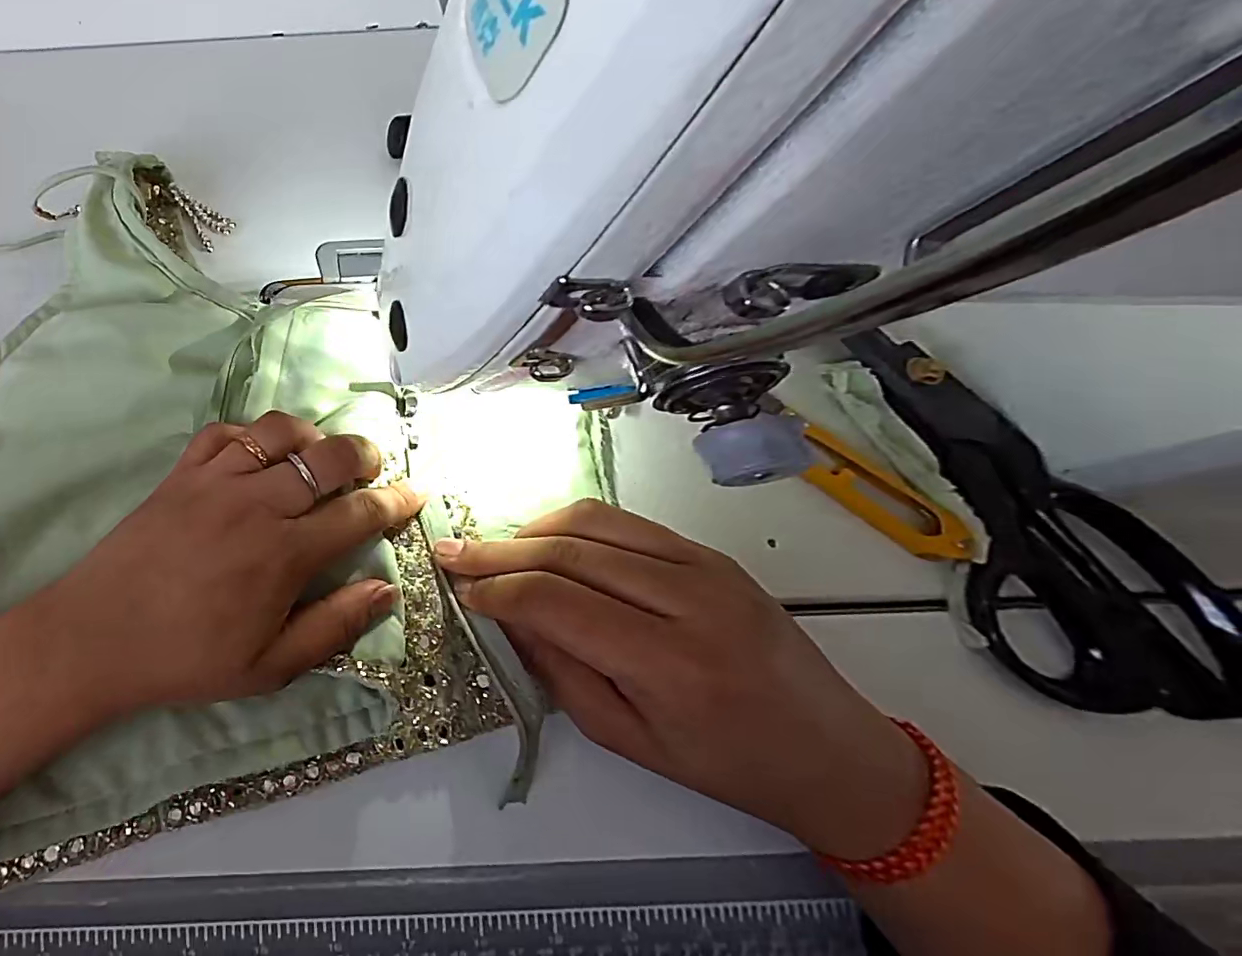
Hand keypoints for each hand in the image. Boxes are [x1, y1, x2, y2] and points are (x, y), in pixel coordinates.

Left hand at [0, 411, 423, 816]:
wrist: (96, 637)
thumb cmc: (186, 659)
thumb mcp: (268, 668)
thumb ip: (333, 627)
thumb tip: (385, 589)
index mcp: (284, 554)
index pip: (357, 515)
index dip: (394, 502)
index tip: (414, 495)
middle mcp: (256, 504)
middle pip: (327, 458)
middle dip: (364, 455)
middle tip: (374, 468)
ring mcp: (215, 480)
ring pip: (278, 432)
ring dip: (311, 435)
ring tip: (319, 453)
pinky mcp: (180, 473)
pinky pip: (224, 432)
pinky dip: (250, 433)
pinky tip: (257, 452)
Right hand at [436, 499, 925, 859]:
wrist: (832, 751)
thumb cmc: (726, 763)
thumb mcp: (625, 736)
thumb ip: (558, 669)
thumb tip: (506, 613)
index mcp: (669, 663)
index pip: (555, 601)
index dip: (496, 590)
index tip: (460, 589)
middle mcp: (689, 600)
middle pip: (567, 552)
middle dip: (498, 551)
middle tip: (452, 552)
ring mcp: (704, 566)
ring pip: (591, 522)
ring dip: (530, 529)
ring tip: (494, 547)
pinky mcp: (709, 552)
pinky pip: (624, 521)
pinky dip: (572, 523)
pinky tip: (545, 539)